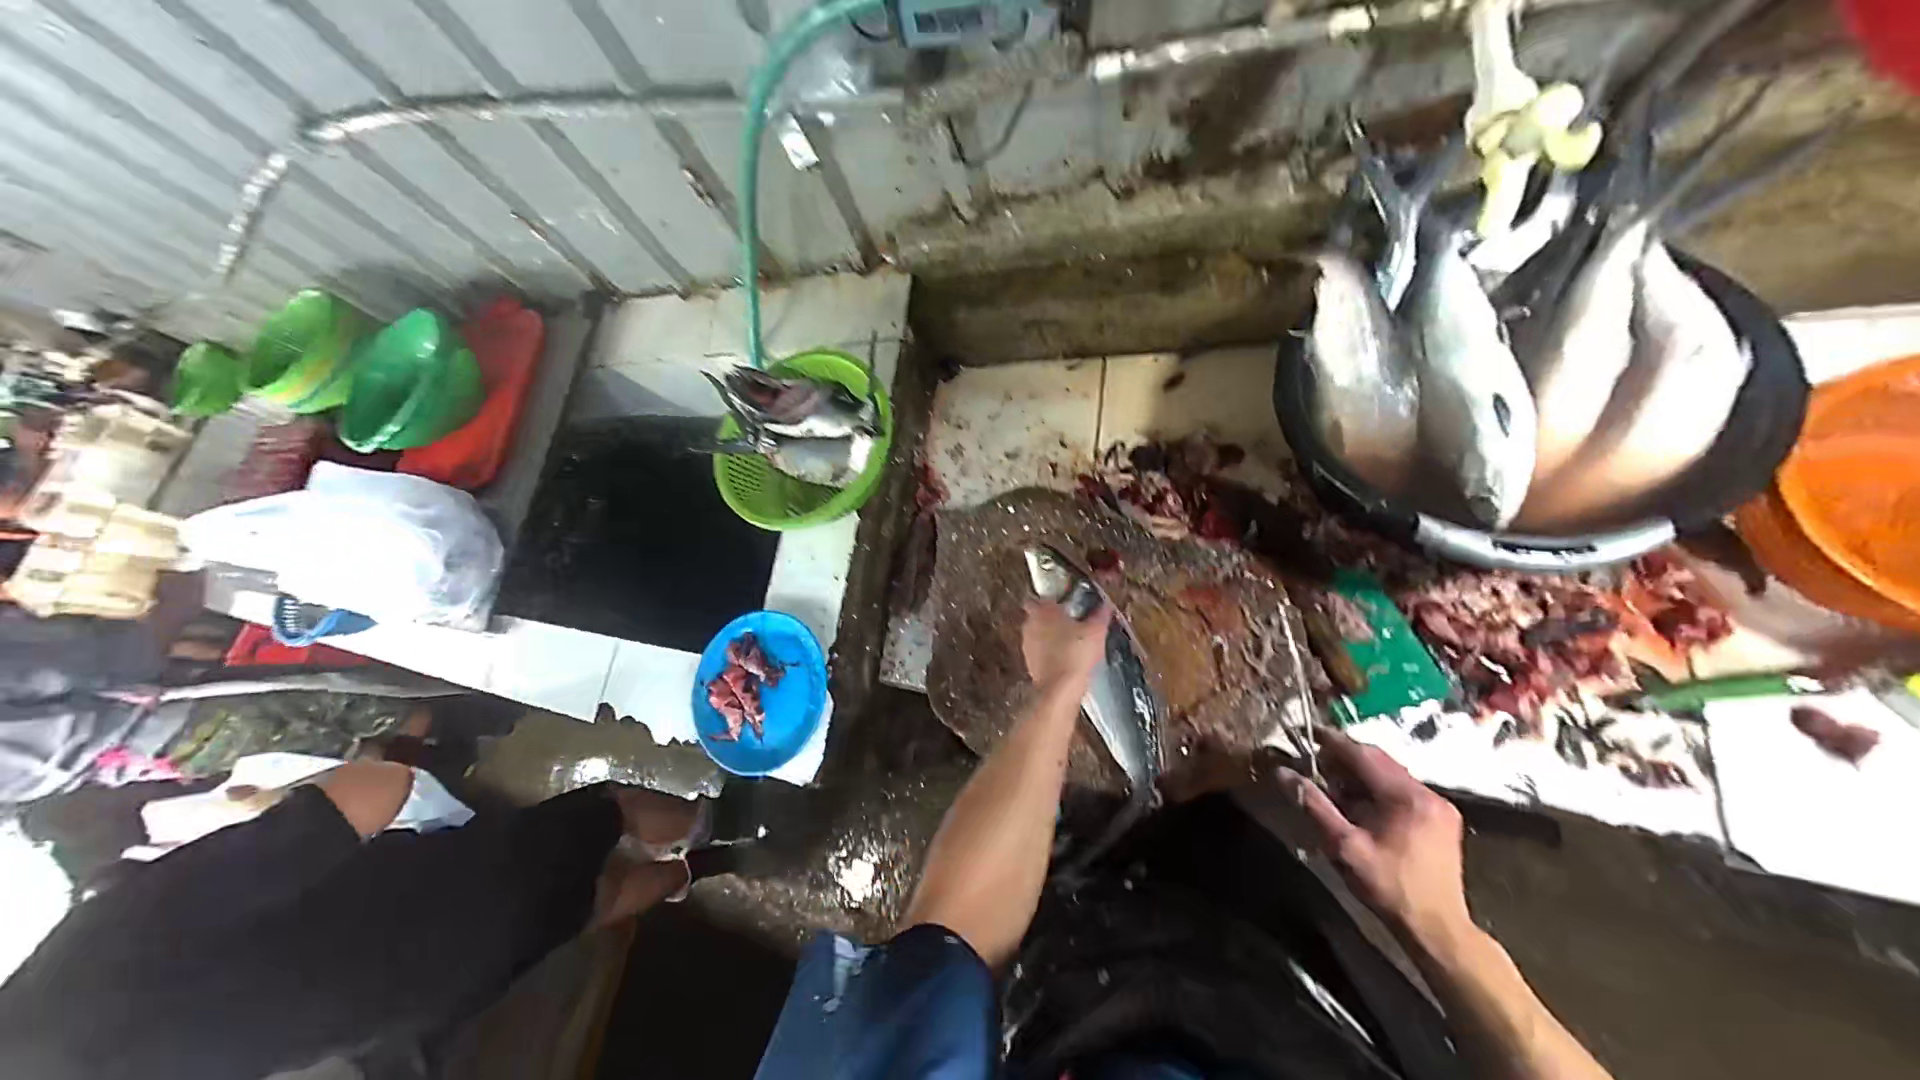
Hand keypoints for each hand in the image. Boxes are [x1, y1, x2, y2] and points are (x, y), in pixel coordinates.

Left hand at [1021, 597, 1110, 696]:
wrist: (1060, 688)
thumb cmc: (1076, 653)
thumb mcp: (1095, 631)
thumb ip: (1100, 616)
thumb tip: (1105, 606)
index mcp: (1043, 612)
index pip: (1038, 599)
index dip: (1050, 601)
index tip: (1062, 604)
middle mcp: (1030, 626)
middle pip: (1037, 617)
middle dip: (1050, 619)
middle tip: (1070, 623)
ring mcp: (1027, 646)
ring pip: (1037, 636)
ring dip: (1049, 638)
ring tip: (1069, 643)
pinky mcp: (1029, 664)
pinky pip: (1039, 653)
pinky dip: (1049, 654)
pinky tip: (1065, 660)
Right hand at [1279, 729, 1470, 945]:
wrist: (1437, 928)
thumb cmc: (1388, 887)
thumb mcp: (1343, 846)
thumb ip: (1314, 805)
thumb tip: (1283, 774)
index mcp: (1407, 797)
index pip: (1363, 754)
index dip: (1332, 742)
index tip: (1307, 734)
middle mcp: (1428, 794)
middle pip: (1378, 760)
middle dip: (1344, 759)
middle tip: (1315, 766)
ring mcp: (1438, 806)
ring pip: (1389, 773)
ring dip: (1358, 775)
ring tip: (1333, 790)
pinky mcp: (1439, 819)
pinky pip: (1400, 789)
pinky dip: (1375, 789)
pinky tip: (1358, 806)